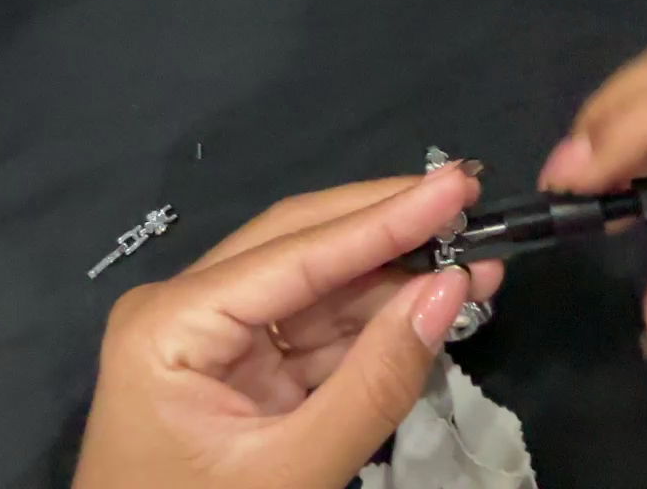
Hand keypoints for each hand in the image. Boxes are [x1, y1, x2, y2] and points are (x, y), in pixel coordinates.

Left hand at [73, 168, 503, 488]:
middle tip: (466, 200)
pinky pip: (317, 328)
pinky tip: (429, 302)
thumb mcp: (293, 475)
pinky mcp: (242, 363)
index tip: (456, 186)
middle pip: (305, 245)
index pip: (297, 253)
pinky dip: (377, 319)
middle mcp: (189, 305)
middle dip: (390, 227)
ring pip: (318, 283)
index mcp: (173, 320)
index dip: (386, 217)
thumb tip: (450, 288)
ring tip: (472, 259)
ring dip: (395, 273)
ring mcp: (215, 332)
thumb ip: (376, 381)